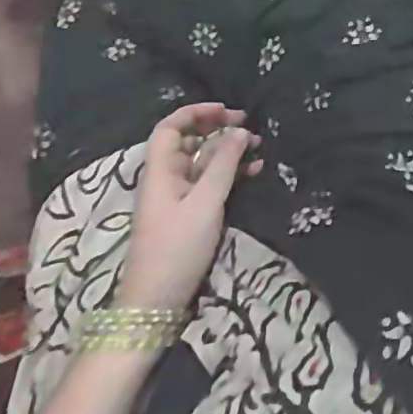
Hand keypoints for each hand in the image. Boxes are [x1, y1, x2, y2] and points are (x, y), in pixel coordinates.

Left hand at [114, 103, 261, 310]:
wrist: (155, 303)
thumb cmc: (177, 248)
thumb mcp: (206, 202)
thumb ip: (224, 164)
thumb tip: (239, 130)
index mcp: (160, 170)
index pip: (171, 126)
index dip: (196, 112)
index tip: (227, 110)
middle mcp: (166, 177)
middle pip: (188, 140)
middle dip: (218, 129)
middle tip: (248, 126)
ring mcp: (177, 196)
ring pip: (202, 161)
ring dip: (228, 151)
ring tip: (257, 147)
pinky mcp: (188, 213)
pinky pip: (208, 181)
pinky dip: (229, 172)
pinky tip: (253, 171)